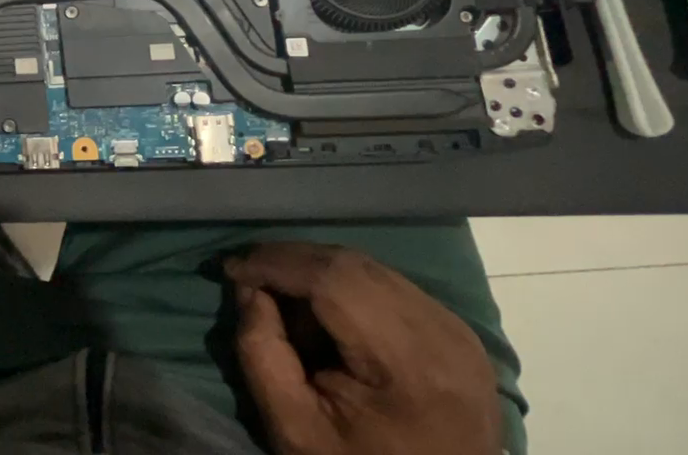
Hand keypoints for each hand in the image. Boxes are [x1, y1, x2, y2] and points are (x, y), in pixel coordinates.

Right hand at [228, 242, 501, 454]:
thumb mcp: (292, 426)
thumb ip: (260, 352)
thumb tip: (249, 287)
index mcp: (409, 365)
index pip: (332, 280)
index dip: (274, 263)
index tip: (230, 269)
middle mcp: (443, 335)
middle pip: (349, 265)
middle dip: (289, 260)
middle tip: (247, 275)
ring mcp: (457, 329)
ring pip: (366, 266)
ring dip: (314, 269)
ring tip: (281, 295)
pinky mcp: (457, 330)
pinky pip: (386, 282)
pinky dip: (343, 282)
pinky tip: (321, 309)